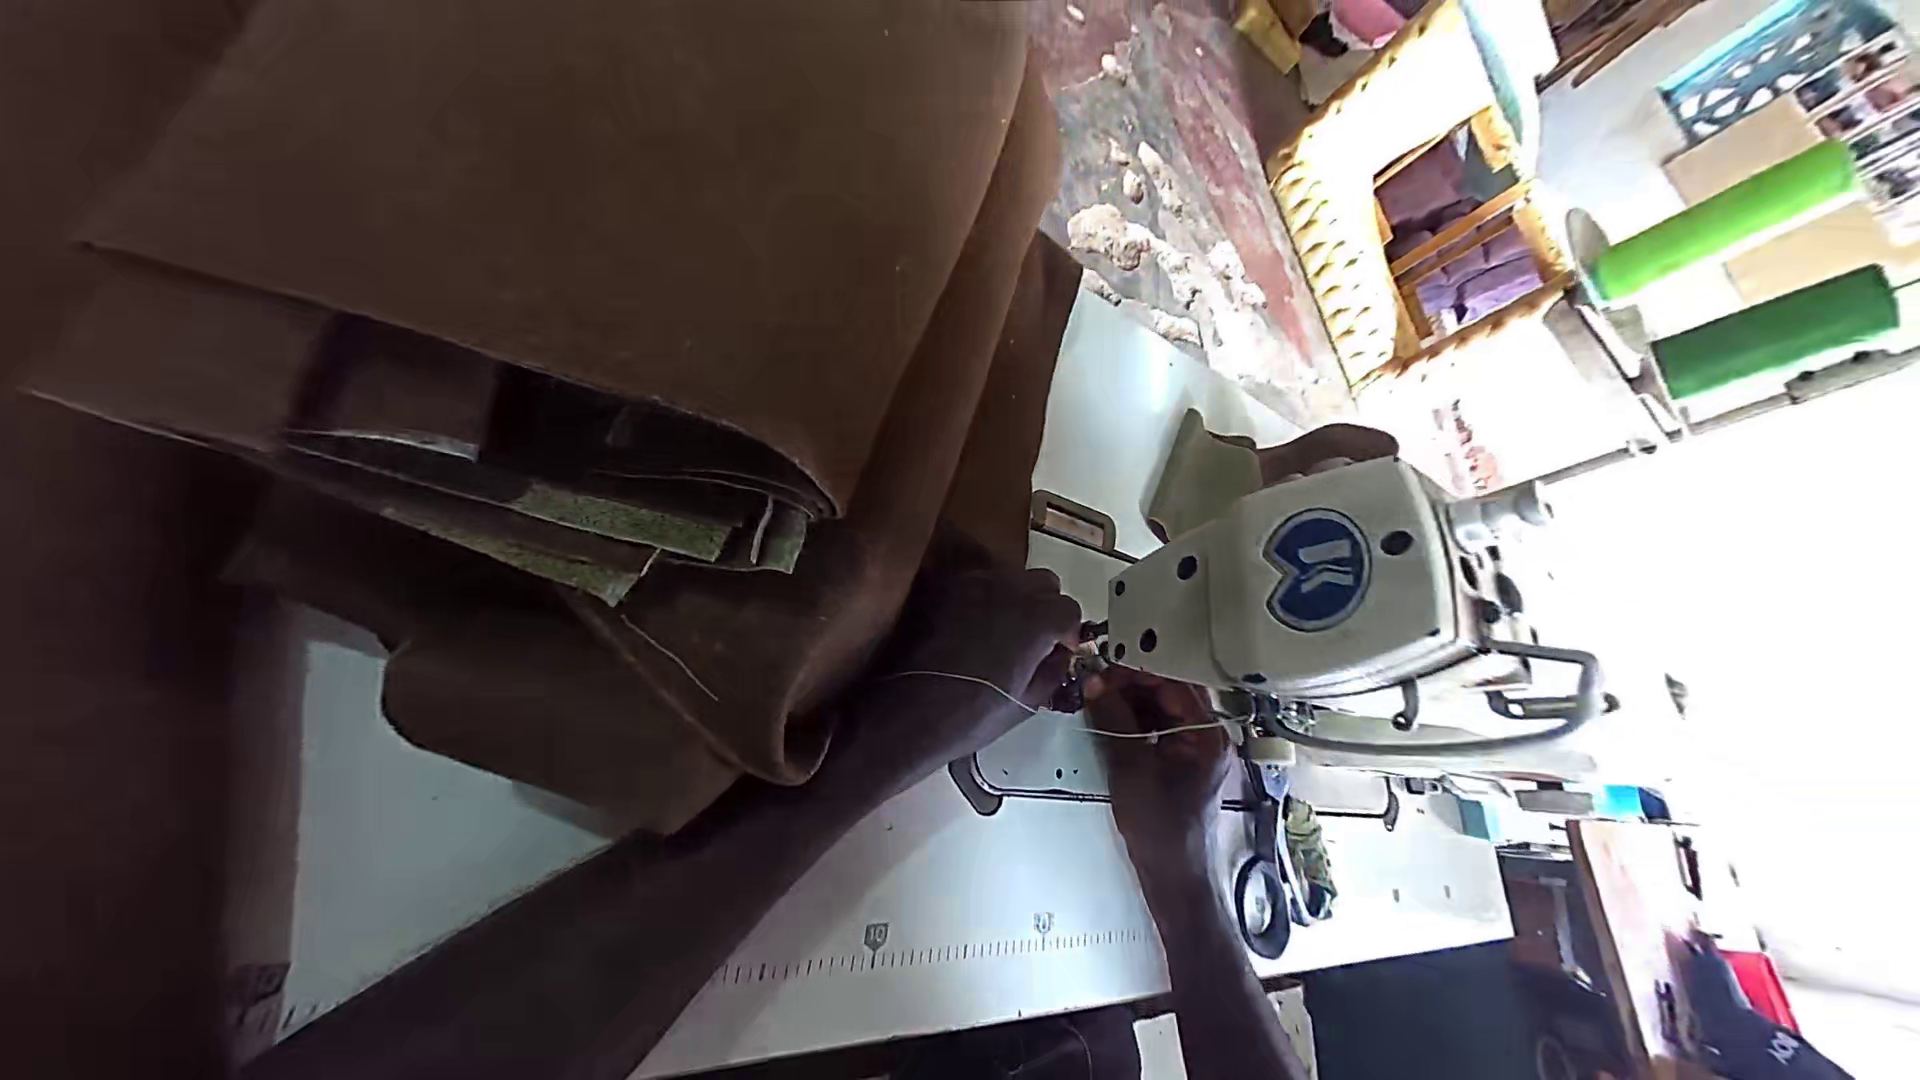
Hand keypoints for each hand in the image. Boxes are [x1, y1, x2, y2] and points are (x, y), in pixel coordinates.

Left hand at [832, 564, 1080, 797]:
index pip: (1069, 608)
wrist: (907, 714)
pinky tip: (968, 626)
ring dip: (1013, 598)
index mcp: (1034, 619)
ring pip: (1007, 576)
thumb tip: (1058, 656)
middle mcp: (1006, 589)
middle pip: (1043, 582)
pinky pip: (972, 582)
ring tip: (999, 630)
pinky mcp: (940, 586)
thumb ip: (1052, 671)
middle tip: (1034, 636)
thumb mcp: (1025, 702)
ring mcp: (970, 583)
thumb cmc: (971, 716)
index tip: (1058, 648)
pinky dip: (979, 598)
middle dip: (1046, 606)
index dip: (1068, 630)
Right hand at [1087, 667, 1230, 885]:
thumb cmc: (1159, 827)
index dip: (1138, 672)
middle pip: (1169, 692)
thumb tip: (1094, 682)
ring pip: (1160, 707)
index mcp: (1207, 735)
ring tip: (1097, 698)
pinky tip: (1108, 717)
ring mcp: (1194, 748)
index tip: (1106, 668)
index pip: (1174, 684)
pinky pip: (1156, 725)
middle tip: (1097, 683)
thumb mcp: (1131, 766)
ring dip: (1129, 700)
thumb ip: (1113, 719)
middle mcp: (1207, 736)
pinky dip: (1132, 718)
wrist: (1171, 876)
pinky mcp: (1179, 759)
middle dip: (1131, 684)